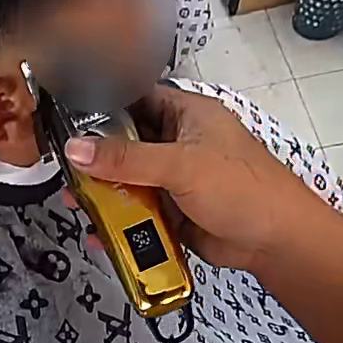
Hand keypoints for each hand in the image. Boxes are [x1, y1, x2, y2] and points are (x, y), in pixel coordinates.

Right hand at [64, 85, 331, 270]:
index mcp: (187, 115)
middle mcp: (179, 144)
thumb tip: (78, 149)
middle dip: (97, 159)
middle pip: (127, 145)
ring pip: (130, 182)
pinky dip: (121, 223)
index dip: (104, 108)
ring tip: (76, 202)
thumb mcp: (181, 165)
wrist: (274, 242)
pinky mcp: (174, 212)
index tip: (70, 121)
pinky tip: (100, 232)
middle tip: (68, 170)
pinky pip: (139, 214)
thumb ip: (127, 159)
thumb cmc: (244, 189)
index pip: (136, 99)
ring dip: (105, 194)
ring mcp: (176, 180)